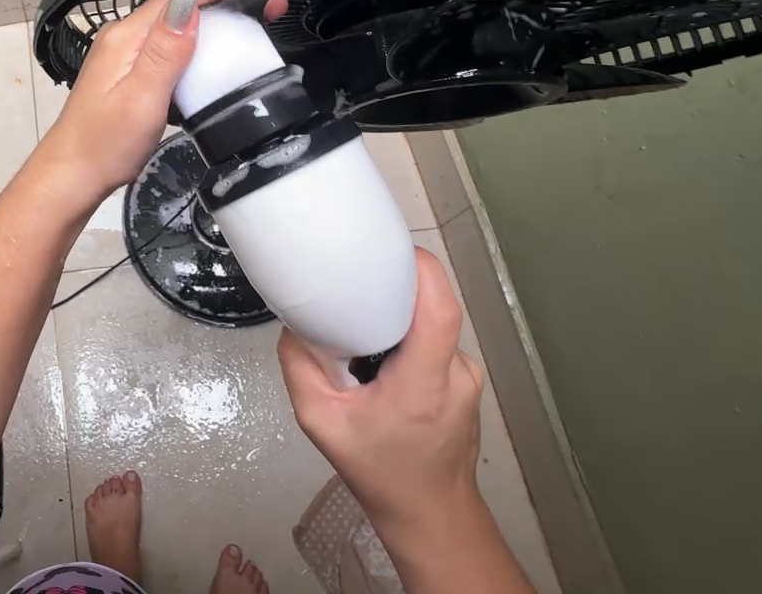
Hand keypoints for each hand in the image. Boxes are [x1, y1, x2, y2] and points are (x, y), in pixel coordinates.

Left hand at [36, 0, 286, 202]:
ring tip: (258, 13)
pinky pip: (175, 44)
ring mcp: (128, 54)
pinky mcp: (133, 72)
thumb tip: (190, 5)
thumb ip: (165, 51)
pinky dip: (204, 39)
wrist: (72, 175)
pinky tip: (221, 47)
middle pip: (184, 2)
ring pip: (181, 22)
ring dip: (221, 14)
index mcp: (128, 36)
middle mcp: (127, 36)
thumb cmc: (104, 144)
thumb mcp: (140, 98)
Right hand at [278, 248, 485, 528]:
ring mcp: (468, 374)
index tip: (388, 247)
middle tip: (354, 278)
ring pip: (431, 322)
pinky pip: (435, 338)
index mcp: (423, 383)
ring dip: (399, 314)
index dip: (421, 270)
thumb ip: (299, 368)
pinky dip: (408, 333)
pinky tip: (382, 348)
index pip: (439, 310)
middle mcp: (456, 372)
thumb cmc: (377, 469)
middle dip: (395, 285)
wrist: (430, 513)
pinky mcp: (466, 378)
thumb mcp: (319, 422)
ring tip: (361, 317)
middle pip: (432, 307)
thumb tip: (293, 323)